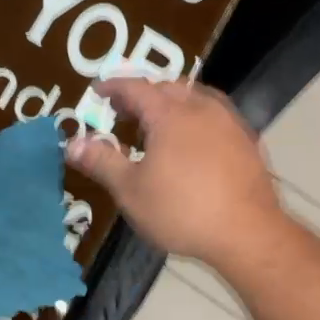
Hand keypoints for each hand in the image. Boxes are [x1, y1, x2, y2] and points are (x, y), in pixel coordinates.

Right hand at [66, 78, 283, 262]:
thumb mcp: (130, 190)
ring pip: (197, 97)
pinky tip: (194, 143)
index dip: (114, 86)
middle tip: (123, 112)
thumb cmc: (181, 210)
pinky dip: (197, 119)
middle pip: (169, 87)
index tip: (97, 91)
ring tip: (159, 124)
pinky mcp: (248, 142)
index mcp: (170, 115)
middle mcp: (202, 109)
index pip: (136, 87)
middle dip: (143, 94)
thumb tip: (72, 143)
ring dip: (173, 103)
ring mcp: (230, 123)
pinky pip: (217, 116)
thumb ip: (101, 162)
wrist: (247, 233)